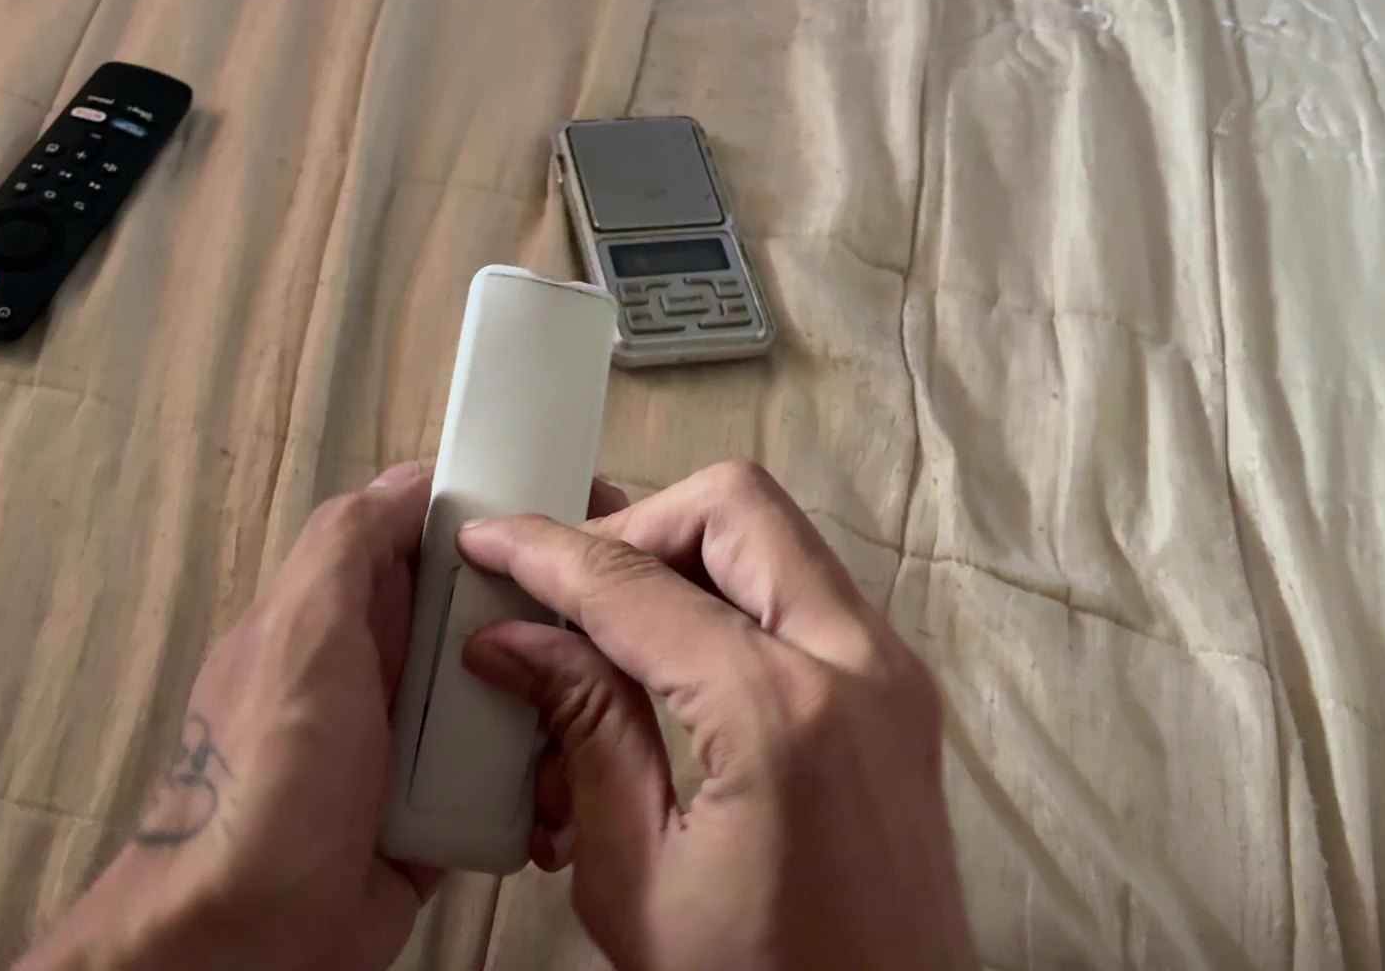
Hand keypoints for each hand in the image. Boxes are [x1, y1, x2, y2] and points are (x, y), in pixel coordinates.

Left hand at [17, 462, 628, 970]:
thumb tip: (414, 475)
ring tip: (614, 715)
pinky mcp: (453, 793)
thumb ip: (347, 547)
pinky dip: (547, 769)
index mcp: (360, 603)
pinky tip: (574, 787)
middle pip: (495, 603)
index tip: (591, 510)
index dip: (514, 511)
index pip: (447, 530)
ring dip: (564, 697)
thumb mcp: (299, 639)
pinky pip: (515, 760)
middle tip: (627, 621)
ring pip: (519, 682)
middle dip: (558, 606)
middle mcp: (397, 655)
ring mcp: (428, 727)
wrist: (250, 948)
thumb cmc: (270, 778)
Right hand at [458, 461, 974, 970]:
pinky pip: (792, 586)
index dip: (547, 552)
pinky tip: (667, 656)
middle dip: (637, 525)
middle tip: (571, 586)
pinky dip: (720, 590)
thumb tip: (513, 641)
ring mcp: (888, 669)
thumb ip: (582, 730)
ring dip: (679, 553)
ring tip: (610, 624)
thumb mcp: (637, 879)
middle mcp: (856, 664)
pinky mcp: (892, 687)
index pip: (634, 585)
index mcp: (781, 716)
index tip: (492, 539)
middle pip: (732, 505)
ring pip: (769, 534)